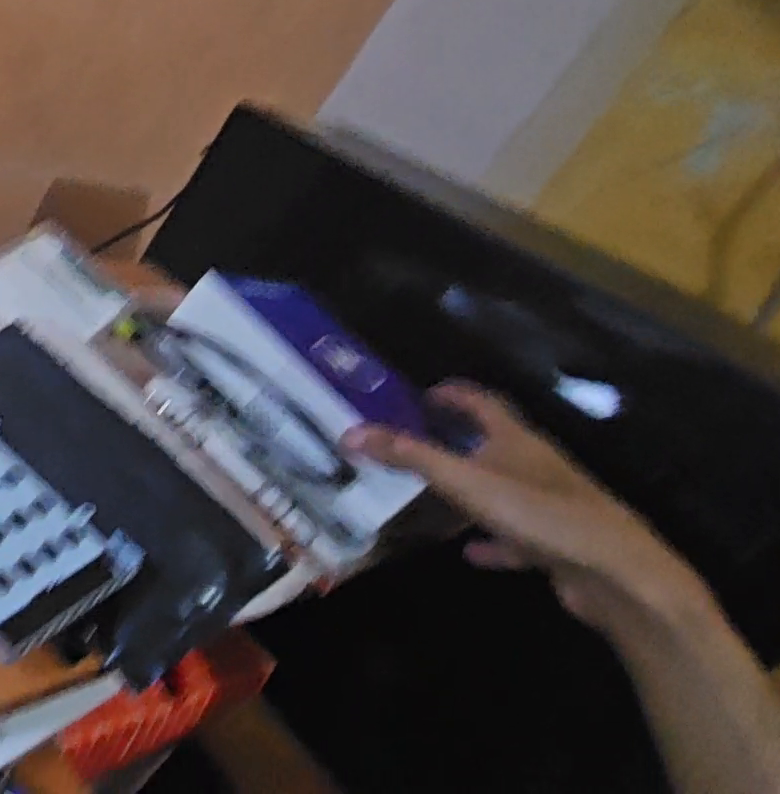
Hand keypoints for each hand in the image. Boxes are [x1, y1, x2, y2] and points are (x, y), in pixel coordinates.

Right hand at [345, 382, 705, 633]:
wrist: (622, 578)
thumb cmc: (541, 513)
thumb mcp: (463, 480)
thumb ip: (407, 455)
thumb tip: (348, 432)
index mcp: (518, 441)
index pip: (484, 404)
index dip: (455, 394)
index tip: (426, 392)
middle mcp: (538, 466)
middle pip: (495, 444)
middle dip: (458, 440)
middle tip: (417, 439)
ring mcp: (552, 506)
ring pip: (505, 490)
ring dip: (472, 490)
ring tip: (434, 494)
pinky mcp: (559, 543)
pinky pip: (516, 537)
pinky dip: (492, 540)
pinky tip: (469, 551)